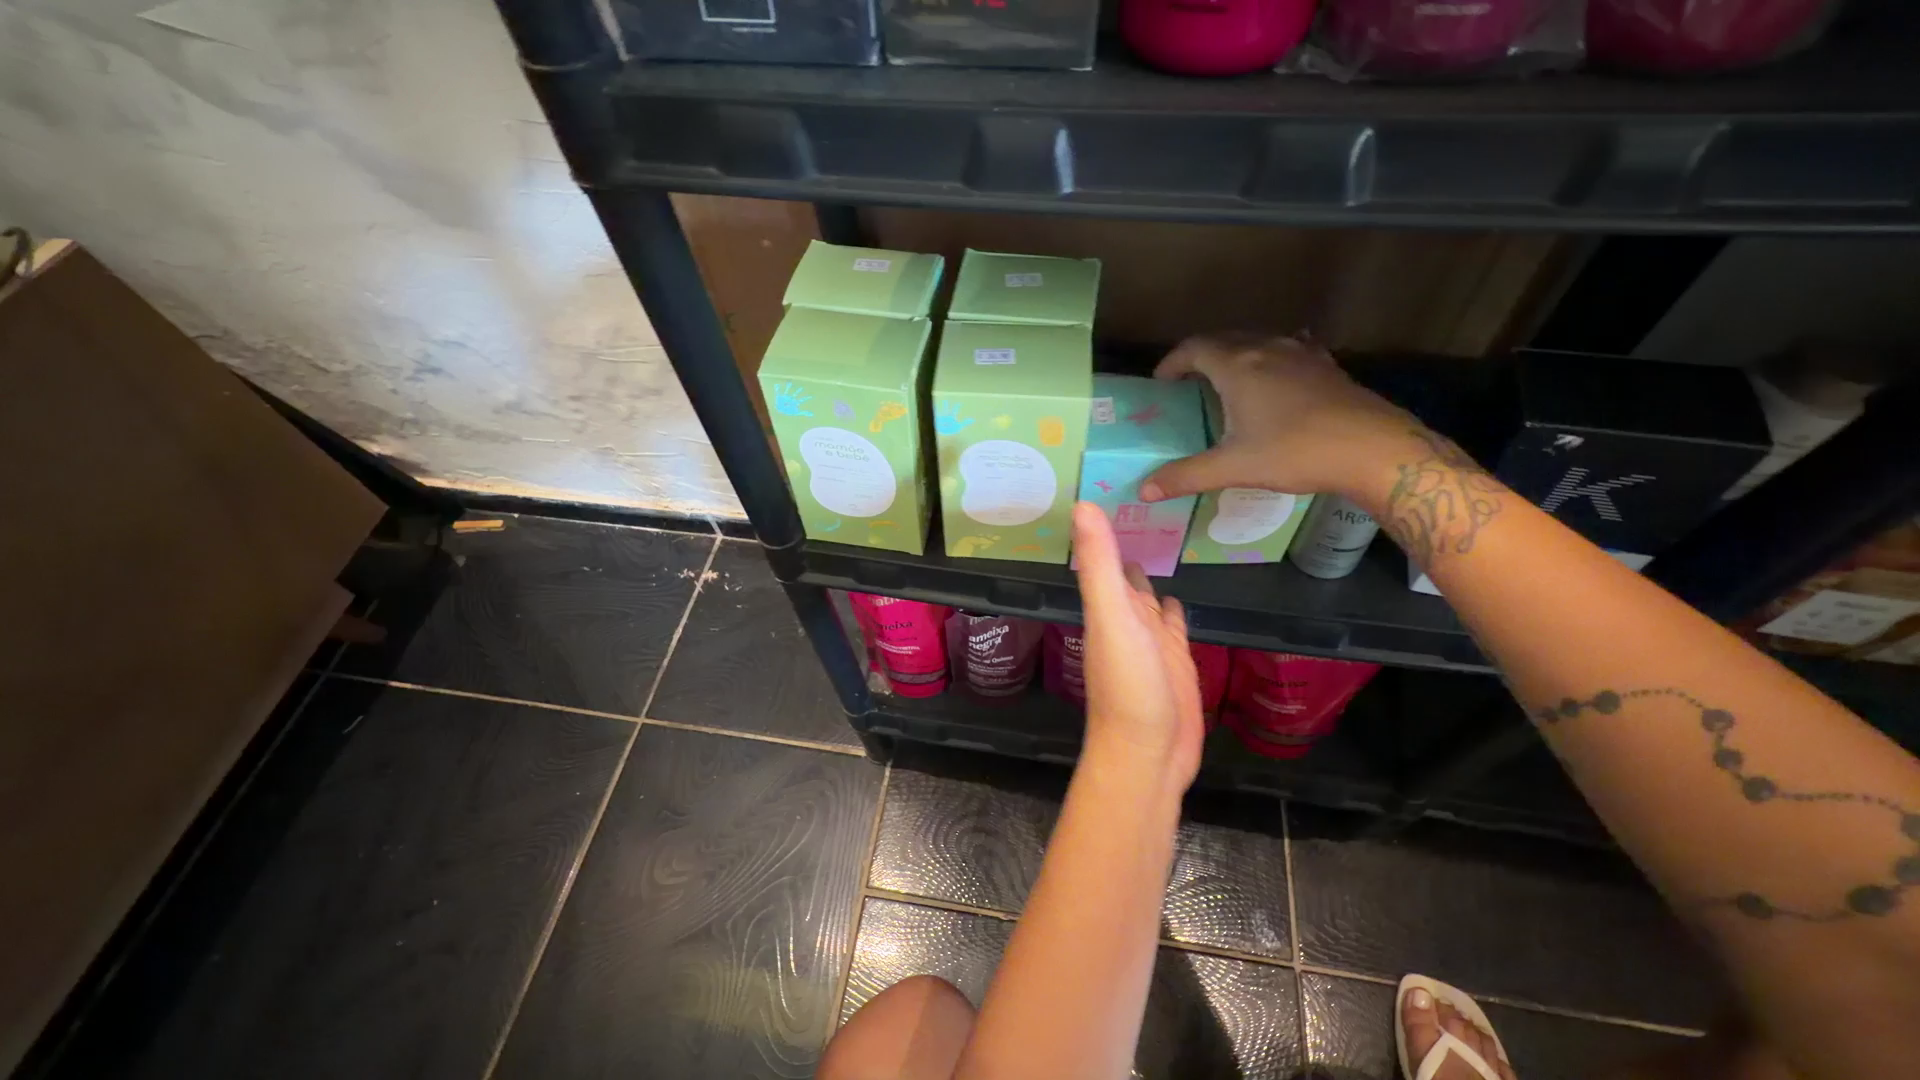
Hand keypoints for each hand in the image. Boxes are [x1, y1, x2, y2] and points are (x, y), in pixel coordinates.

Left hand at [1071, 503, 1203, 793]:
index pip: (1105, 556)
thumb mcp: (1111, 619)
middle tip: (1143, 503)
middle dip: (1130, 544)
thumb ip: (1099, 565)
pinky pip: (1172, 625)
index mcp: (1108, 605)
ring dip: (1151, 573)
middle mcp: (1127, 618)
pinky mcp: (1176, 661)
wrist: (1149, 754)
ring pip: (1149, 596)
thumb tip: (1081, 505)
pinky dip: (1172, 607)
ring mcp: (1151, 641)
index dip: (1105, 526)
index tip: (1108, 487)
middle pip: (1127, 574)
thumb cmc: (1127, 687)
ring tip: (1164, 536)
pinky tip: (1178, 591)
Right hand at [1139, 335, 1418, 502]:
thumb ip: (1186, 476)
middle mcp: (1267, 349)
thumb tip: (1145, 490)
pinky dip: (1270, 361)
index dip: (1172, 362)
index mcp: (1238, 367)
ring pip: (1258, 343)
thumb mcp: (1234, 468)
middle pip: (1224, 340)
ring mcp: (1301, 354)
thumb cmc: (1296, 453)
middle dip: (1200, 357)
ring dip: (1236, 356)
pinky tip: (1277, 377)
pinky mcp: (1326, 367)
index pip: (1194, 348)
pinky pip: (1288, 351)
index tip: (1161, 383)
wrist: (1372, 449)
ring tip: (1227, 382)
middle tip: (1187, 384)